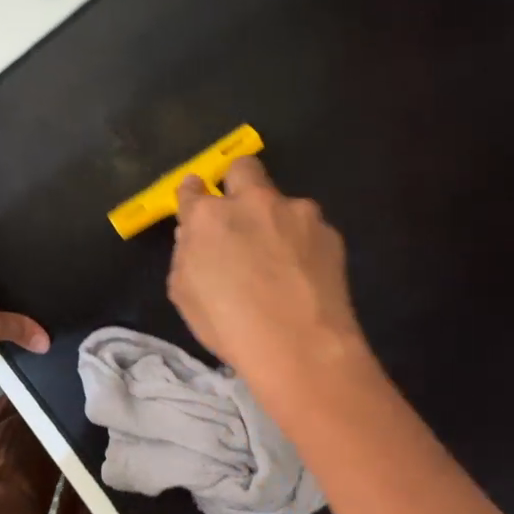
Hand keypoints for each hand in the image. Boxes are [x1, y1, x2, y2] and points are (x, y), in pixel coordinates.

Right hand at [168, 158, 370, 398]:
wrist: (298, 345)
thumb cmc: (227, 324)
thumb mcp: (184, 295)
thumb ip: (186, 256)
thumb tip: (194, 238)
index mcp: (208, 217)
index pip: (192, 188)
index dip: (191, 195)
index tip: (193, 204)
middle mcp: (253, 202)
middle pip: (243, 168)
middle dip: (236, 181)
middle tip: (237, 215)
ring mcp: (296, 213)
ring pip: (281, 203)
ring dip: (274, 220)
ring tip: (277, 261)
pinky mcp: (329, 232)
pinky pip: (307, 229)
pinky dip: (300, 244)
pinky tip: (300, 275)